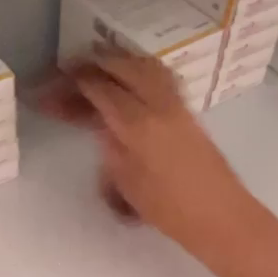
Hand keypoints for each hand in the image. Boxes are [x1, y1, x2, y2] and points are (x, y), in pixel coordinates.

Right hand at [50, 45, 272, 260]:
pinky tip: (133, 77)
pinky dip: (141, 70)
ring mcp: (177, 105)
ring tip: (101, 64)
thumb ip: (111, 148)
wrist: (219, 215)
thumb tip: (102, 125)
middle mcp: (159, 105)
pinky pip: (161, 77)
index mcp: (137, 124)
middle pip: (125, 67)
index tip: (58, 81)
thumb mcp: (126, 182)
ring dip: (121, 61)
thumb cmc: (168, 208)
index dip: (76, 83)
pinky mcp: (188, 113)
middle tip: (73, 67)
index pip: (101, 90)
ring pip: (147, 67)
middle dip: (97, 63)